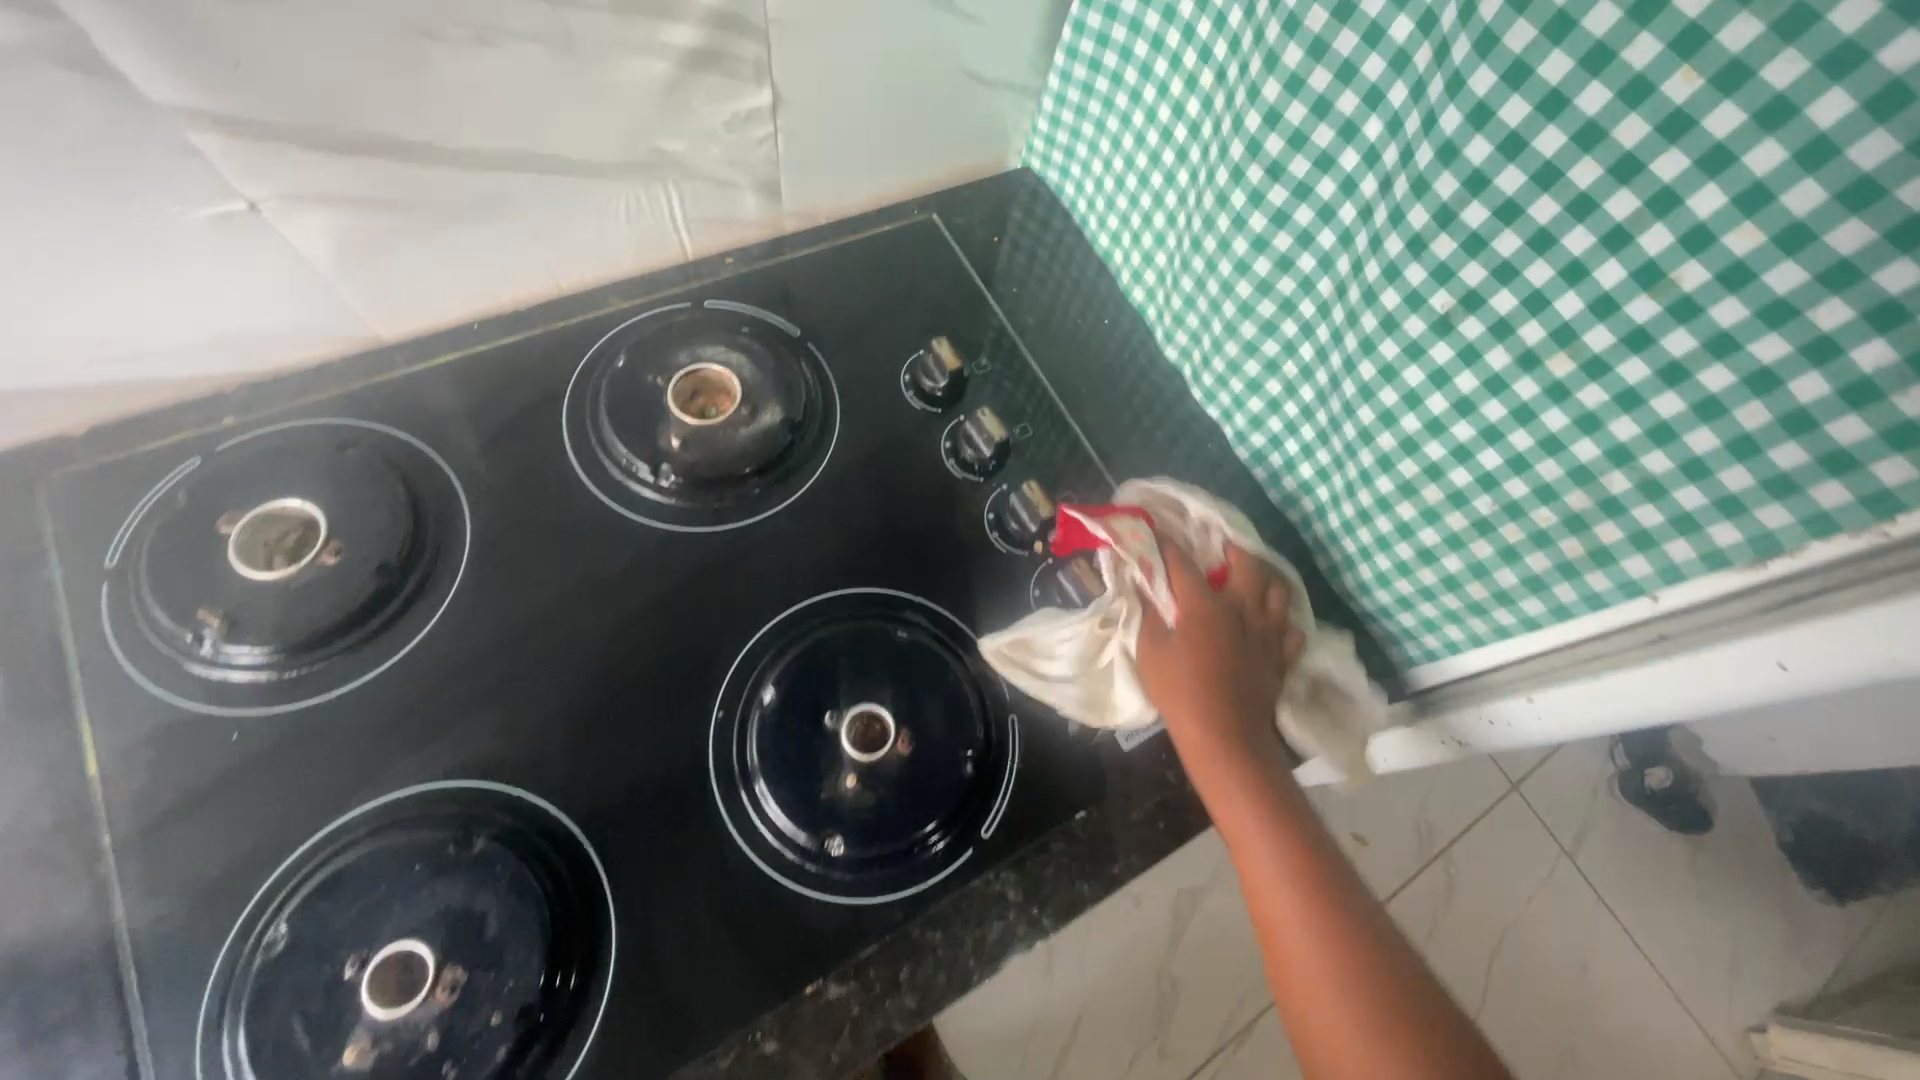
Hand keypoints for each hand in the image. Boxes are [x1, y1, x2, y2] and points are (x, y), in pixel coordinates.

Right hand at [1136, 541, 1304, 771]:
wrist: (1225, 736)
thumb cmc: (1180, 692)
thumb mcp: (1150, 652)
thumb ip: (1148, 616)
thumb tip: (1143, 589)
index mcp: (1204, 605)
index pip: (1183, 564)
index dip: (1169, 547)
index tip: (1160, 534)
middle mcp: (1241, 609)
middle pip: (1248, 565)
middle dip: (1235, 551)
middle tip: (1225, 551)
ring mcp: (1267, 633)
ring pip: (1279, 591)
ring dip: (1266, 579)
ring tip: (1254, 581)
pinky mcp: (1281, 657)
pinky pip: (1291, 629)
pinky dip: (1282, 620)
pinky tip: (1271, 624)